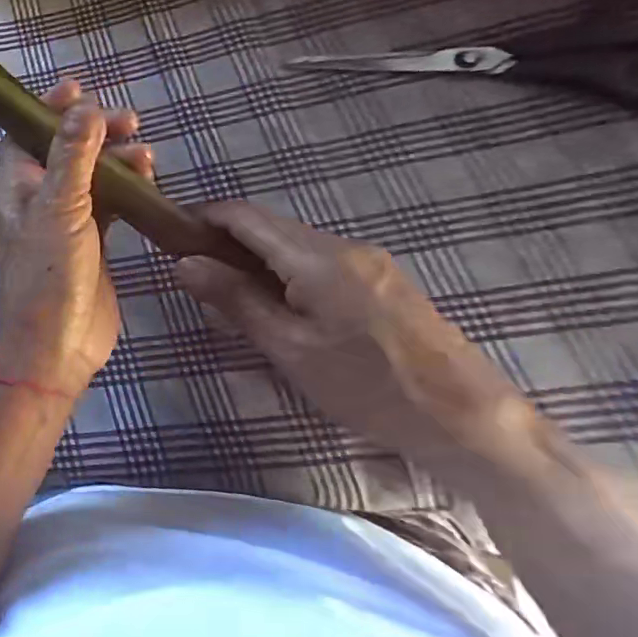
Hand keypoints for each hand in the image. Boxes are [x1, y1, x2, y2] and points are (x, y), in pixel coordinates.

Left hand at [0, 80, 152, 398]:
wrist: (57, 345)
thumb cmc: (48, 275)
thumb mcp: (60, 209)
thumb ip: (72, 158)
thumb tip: (81, 108)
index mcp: (19, 188)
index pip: (25, 135)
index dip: (45, 109)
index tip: (77, 88)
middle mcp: (40, 200)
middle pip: (65, 150)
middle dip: (92, 130)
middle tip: (126, 119)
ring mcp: (68, 222)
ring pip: (93, 175)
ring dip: (115, 157)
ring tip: (143, 149)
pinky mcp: (94, 242)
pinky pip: (111, 202)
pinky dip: (128, 186)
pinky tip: (148, 176)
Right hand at [173, 202, 542, 470]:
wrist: (468, 420)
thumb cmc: (367, 387)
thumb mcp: (288, 347)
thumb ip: (235, 299)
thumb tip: (184, 263)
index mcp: (318, 258)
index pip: (245, 216)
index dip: (203, 216)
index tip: (169, 234)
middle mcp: (344, 246)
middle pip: (269, 225)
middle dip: (224, 238)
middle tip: (191, 272)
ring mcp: (368, 262)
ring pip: (293, 243)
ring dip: (253, 256)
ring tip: (225, 292)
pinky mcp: (382, 281)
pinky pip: (317, 260)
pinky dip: (282, 270)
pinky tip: (274, 303)